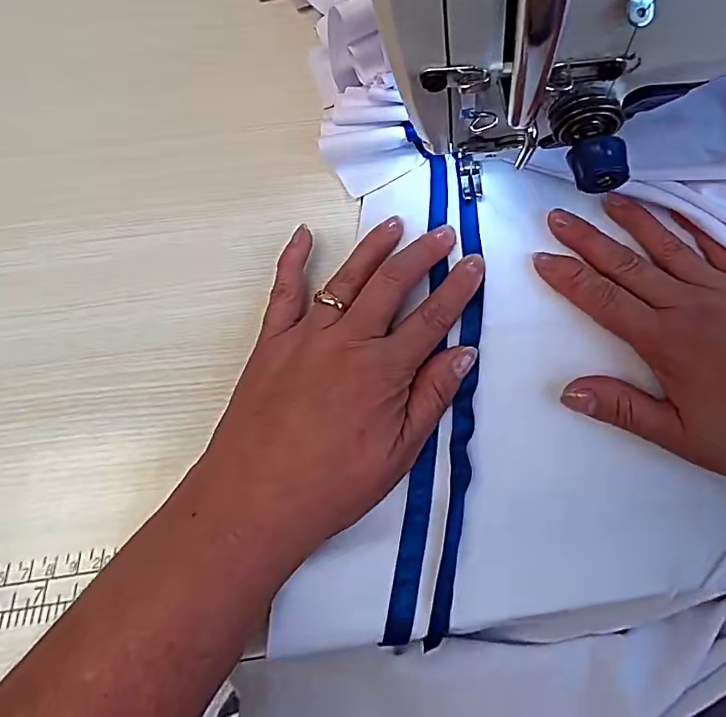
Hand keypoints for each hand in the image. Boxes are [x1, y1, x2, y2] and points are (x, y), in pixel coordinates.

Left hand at [187, 218, 483, 564]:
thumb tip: (461, 356)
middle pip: (392, 283)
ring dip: (373, 247)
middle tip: (442, 234)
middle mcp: (346, 342)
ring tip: (394, 225)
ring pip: (346, 277)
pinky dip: (293, 259)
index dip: (457, 288)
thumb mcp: (396, 454)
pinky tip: (303, 236)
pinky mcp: (272, 340)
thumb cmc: (326, 486)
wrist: (253, 500)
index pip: (431, 318)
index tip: (473, 265)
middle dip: (423, 253)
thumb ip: (430, 397)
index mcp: (380, 370)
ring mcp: (306, 336)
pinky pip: (284, 290)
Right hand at [532, 193, 725, 495]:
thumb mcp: (682, 437)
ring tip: (607, 199)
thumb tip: (568, 391)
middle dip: (586, 239)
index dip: (568, 278)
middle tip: (558, 216)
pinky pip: (720, 246)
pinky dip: (696, 224)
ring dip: (634, 220)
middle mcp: (688, 305)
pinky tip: (681, 210)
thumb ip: (623, 408)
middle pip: (626, 264)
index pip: (603, 300)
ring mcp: (724, 290)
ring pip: (668, 246)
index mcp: (665, 342)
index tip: (542, 257)